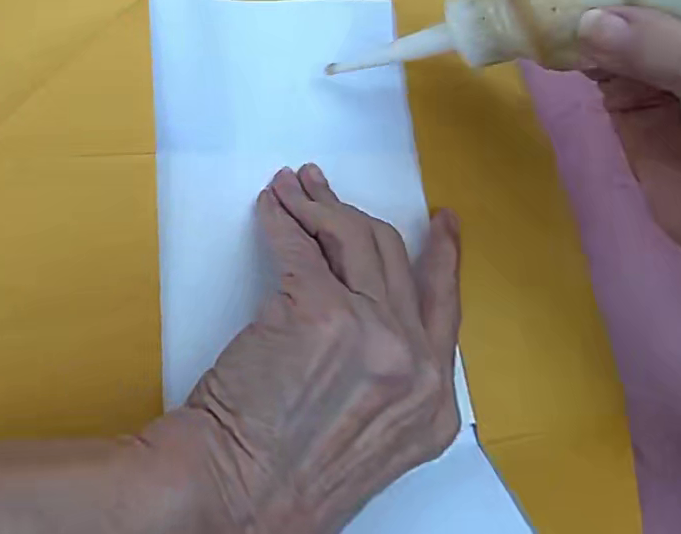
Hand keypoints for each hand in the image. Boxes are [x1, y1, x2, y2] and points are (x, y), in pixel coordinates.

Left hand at [145, 164, 461, 532]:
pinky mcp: (318, 307)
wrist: (235, 493)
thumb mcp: (372, 431)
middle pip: (391, 253)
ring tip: (291, 188)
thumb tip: (367, 299)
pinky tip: (269, 206)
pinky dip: (280, 216)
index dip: (443, 254)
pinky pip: (298, 240)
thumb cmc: (290, 470)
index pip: (444, 303)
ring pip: (350, 234)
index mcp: (433, 400)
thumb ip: (390, 371)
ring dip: (315, 202)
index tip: (443, 221)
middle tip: (320, 188)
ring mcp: (370, 330)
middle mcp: (413, 361)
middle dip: (350, 212)